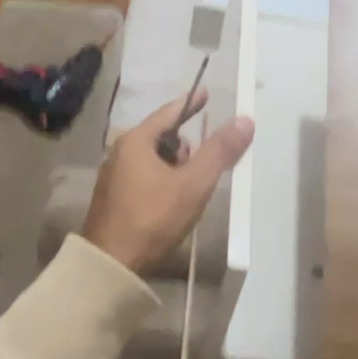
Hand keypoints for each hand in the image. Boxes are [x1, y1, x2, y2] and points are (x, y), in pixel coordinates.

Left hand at [82, 88, 254, 273]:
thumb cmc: (153, 218)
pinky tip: (171, 202)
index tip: (206, 93)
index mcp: (135, 141)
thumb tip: (245, 120)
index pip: (169, 112)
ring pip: (153, 158)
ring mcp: (113, 176)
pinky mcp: (113, 199)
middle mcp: (120, 152)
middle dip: (184, 145)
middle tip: (200, 166)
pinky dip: (162, 180)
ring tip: (188, 189)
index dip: (190, 103)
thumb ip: (220, 151)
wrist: (112, 265)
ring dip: (174, 166)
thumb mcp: (193, 184)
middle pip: (162, 136)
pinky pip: (144, 176)